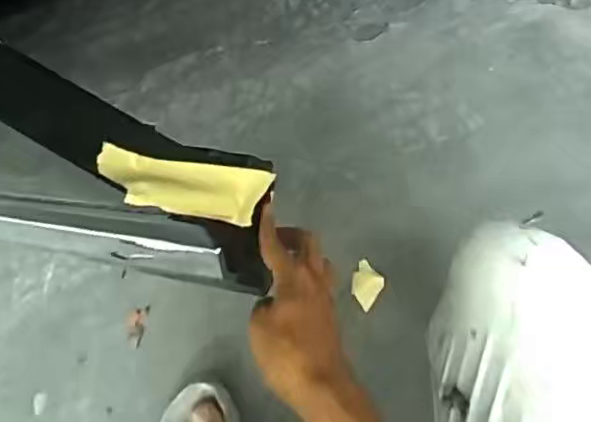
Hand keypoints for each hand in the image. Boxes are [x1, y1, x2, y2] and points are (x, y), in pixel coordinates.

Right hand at [248, 204, 379, 421]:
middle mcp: (314, 277)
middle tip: (276, 238)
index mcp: (293, 275)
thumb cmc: (288, 354)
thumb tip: (270, 301)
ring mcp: (327, 295)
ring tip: (288, 263)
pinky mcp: (332, 313)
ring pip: (319, 260)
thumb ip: (261, 306)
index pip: (276, 243)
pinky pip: (321, 281)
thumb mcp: (259, 328)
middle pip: (308, 241)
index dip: (268, 224)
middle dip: (292, 234)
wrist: (325, 386)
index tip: (267, 204)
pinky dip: (309, 277)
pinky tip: (297, 292)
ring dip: (305, 255)